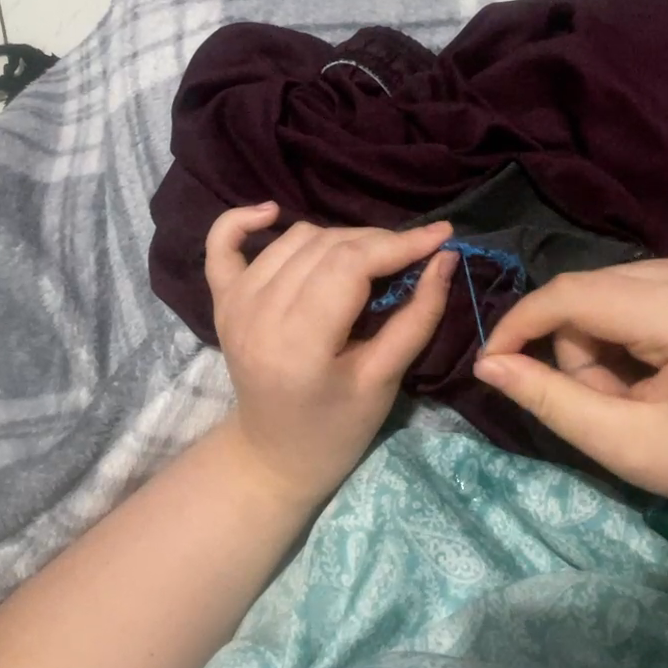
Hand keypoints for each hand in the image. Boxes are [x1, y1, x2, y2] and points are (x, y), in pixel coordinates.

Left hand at [205, 204, 454, 504]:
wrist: (274, 454)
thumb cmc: (337, 429)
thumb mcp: (384, 380)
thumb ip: (417, 317)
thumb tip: (445, 258)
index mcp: (299, 343)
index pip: (350, 265)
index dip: (399, 244)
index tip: (442, 234)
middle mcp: (258, 314)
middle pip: (326, 246)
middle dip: (379, 242)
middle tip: (415, 256)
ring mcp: (234, 303)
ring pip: (295, 238)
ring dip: (340, 239)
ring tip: (370, 261)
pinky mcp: (222, 300)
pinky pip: (222, 243)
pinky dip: (242, 220)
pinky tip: (271, 213)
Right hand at [472, 259, 667, 521]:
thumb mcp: (624, 444)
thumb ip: (551, 400)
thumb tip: (487, 363)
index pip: (574, 295)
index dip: (521, 324)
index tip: (492, 362)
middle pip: (587, 291)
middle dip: (576, 348)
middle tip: (609, 403)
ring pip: (604, 289)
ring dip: (598, 341)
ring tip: (635, 390)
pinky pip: (630, 289)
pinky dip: (621, 329)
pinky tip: (651, 366)